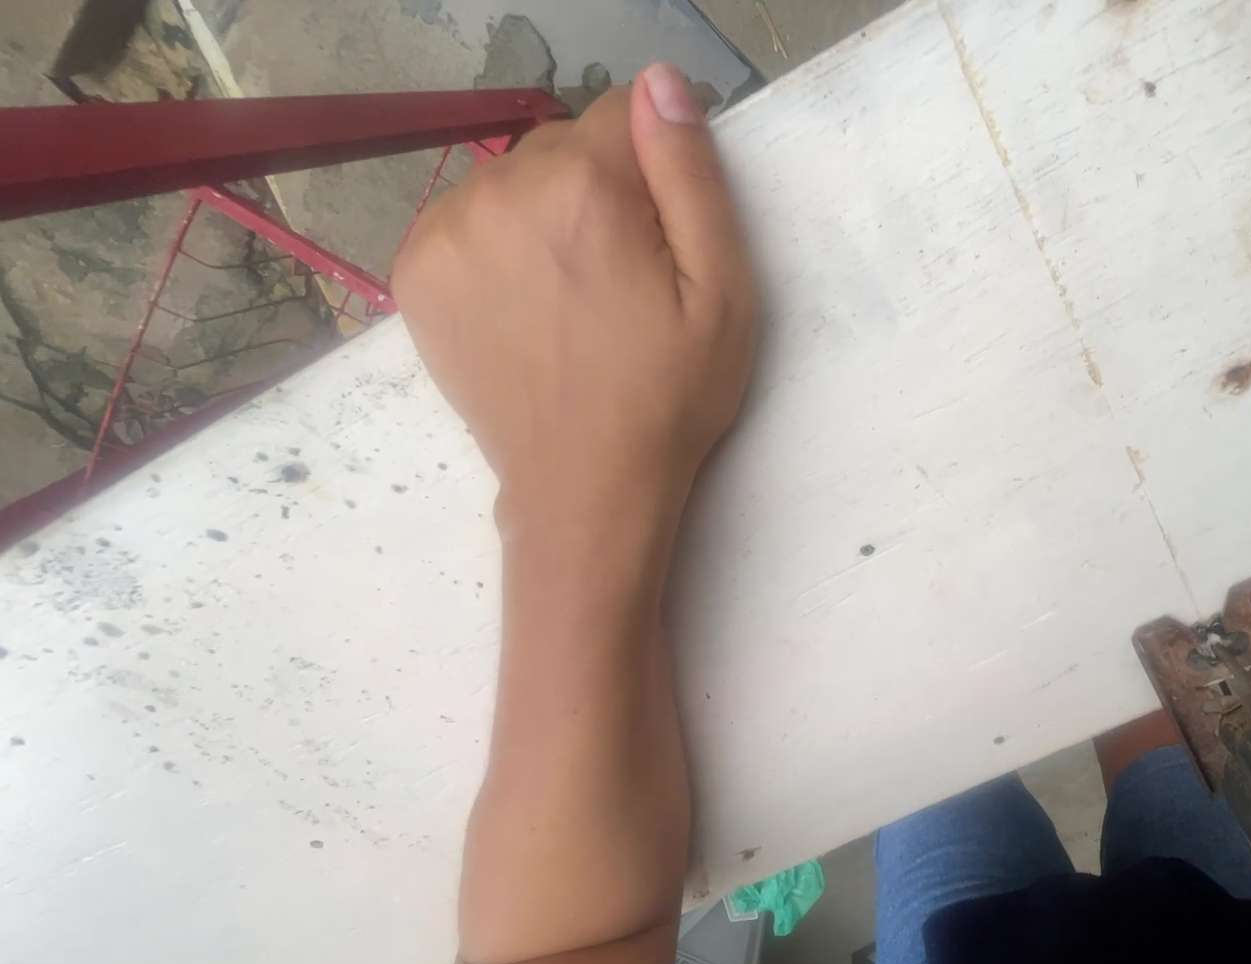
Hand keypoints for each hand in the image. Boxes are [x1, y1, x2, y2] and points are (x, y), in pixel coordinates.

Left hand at [393, 65, 757, 551]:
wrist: (587, 483)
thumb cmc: (671, 394)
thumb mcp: (723, 294)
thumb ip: (693, 178)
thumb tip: (663, 81)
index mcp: (582, 186)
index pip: (623, 115)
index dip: (658, 174)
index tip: (667, 244)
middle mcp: (497, 187)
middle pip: (565, 149)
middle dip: (603, 194)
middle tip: (629, 285)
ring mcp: (444, 229)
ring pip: (515, 183)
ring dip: (551, 218)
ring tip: (581, 304)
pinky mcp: (417, 272)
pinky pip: (472, 221)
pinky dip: (504, 247)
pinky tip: (533, 309)